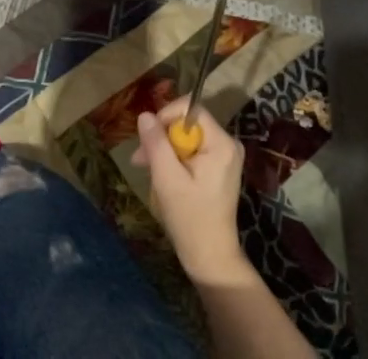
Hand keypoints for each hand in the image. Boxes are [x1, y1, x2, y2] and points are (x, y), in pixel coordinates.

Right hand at [133, 97, 251, 284]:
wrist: (210, 256)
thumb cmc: (190, 219)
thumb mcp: (167, 179)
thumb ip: (156, 144)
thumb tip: (145, 115)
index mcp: (221, 144)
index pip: (191, 110)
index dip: (166, 116)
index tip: (147, 136)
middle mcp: (228, 144)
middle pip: (188, 125)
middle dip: (162, 138)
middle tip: (140, 159)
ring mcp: (225, 157)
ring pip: (187, 139)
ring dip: (165, 151)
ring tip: (146, 169)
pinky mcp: (219, 169)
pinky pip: (193, 153)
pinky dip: (175, 161)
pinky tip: (161, 177)